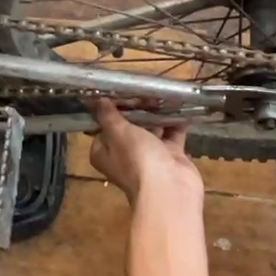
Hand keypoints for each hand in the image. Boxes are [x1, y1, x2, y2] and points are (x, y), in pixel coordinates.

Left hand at [87, 99, 203, 207]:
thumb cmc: (136, 158)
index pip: (103, 127)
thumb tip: (96, 101)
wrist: (169, 188)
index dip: (109, 110)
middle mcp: (125, 155)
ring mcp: (149, 156)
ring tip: (161, 90)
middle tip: (143, 86)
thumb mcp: (118, 132)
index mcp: (105, 152)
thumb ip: (108, 115)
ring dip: (157, 113)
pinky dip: (176, 121)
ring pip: (152, 130)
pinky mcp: (171, 156)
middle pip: (128, 127)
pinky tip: (180, 102)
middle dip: (136, 109)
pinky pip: (173, 134)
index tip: (118, 91)